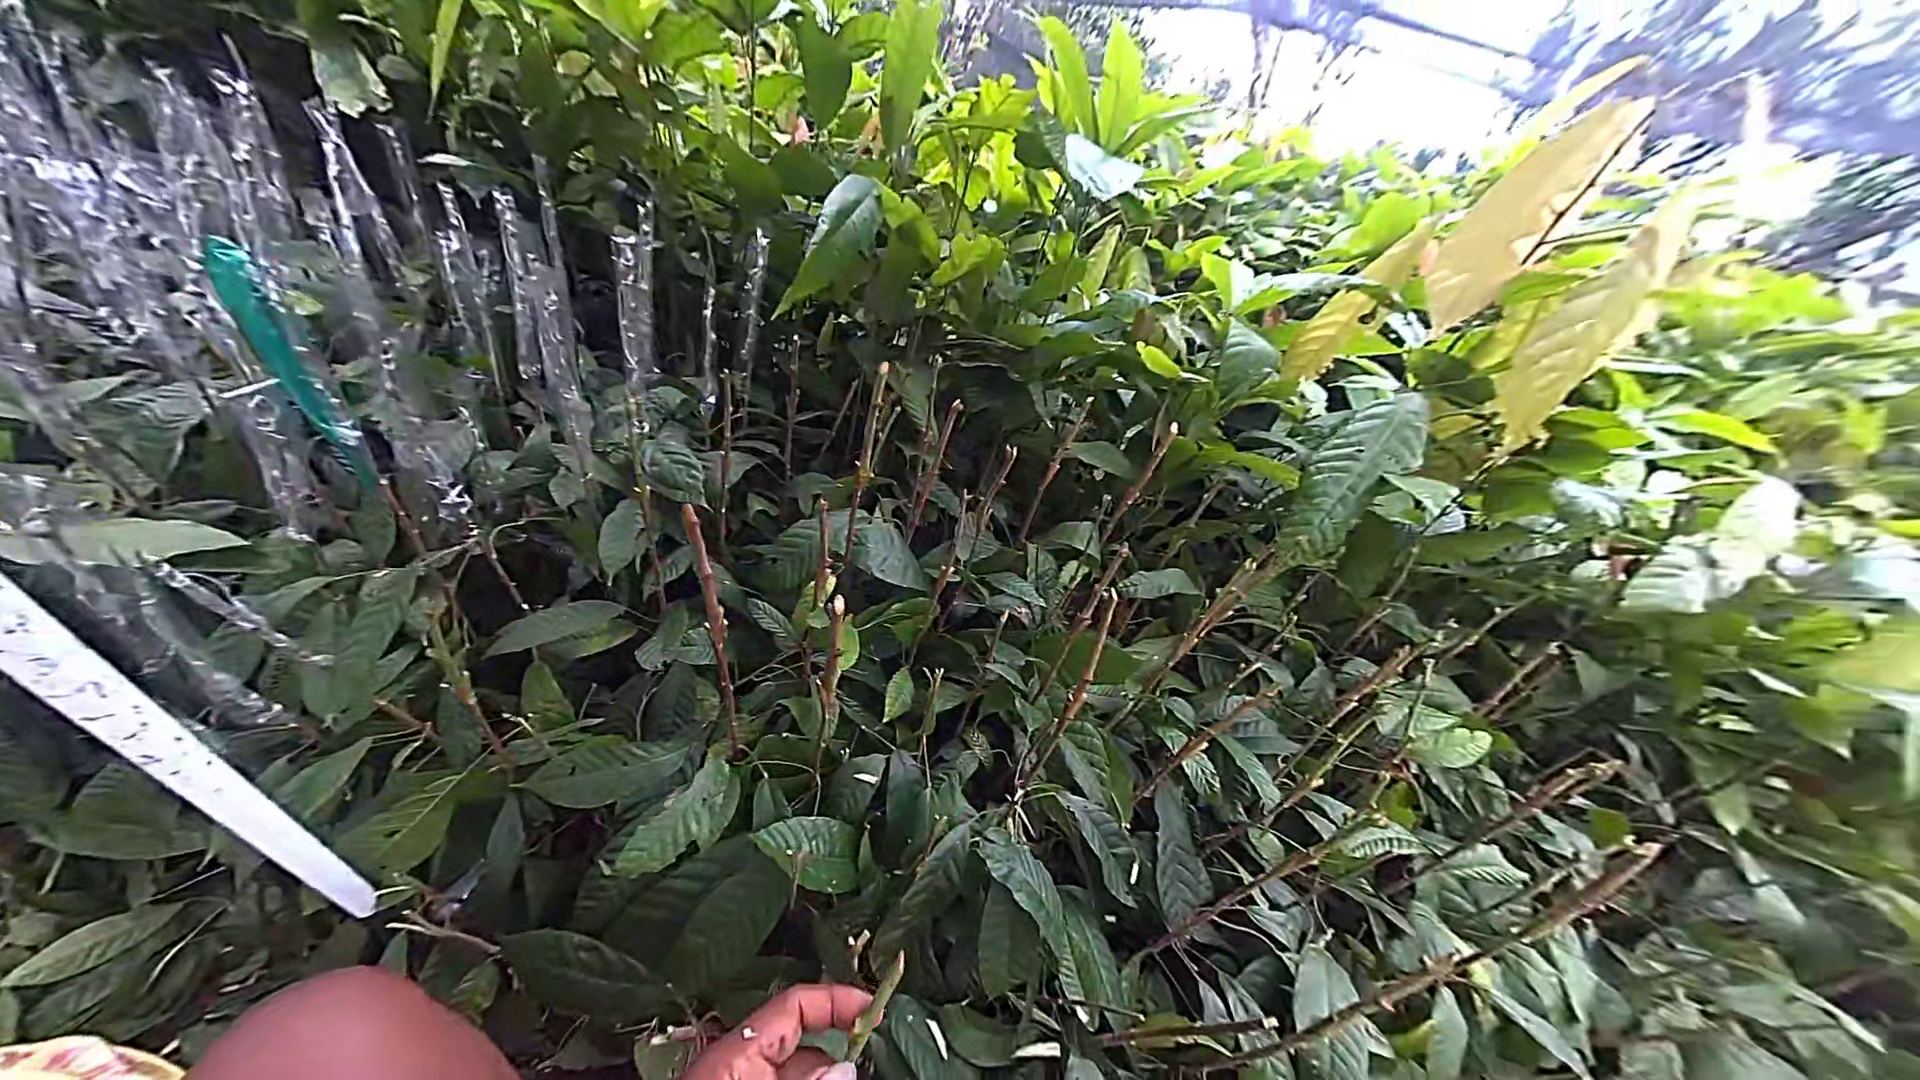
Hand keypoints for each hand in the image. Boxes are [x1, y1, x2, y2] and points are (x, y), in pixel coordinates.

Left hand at [678, 984, 875, 1079]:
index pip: (793, 1006)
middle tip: (874, 1066)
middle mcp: (741, 1072)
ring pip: (800, 1079)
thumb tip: (845, 1069)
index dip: (835, 1000)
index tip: (873, 1010)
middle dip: (837, 1060)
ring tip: (853, 1076)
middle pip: (803, 1051)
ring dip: (825, 1078)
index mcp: (737, 1056)